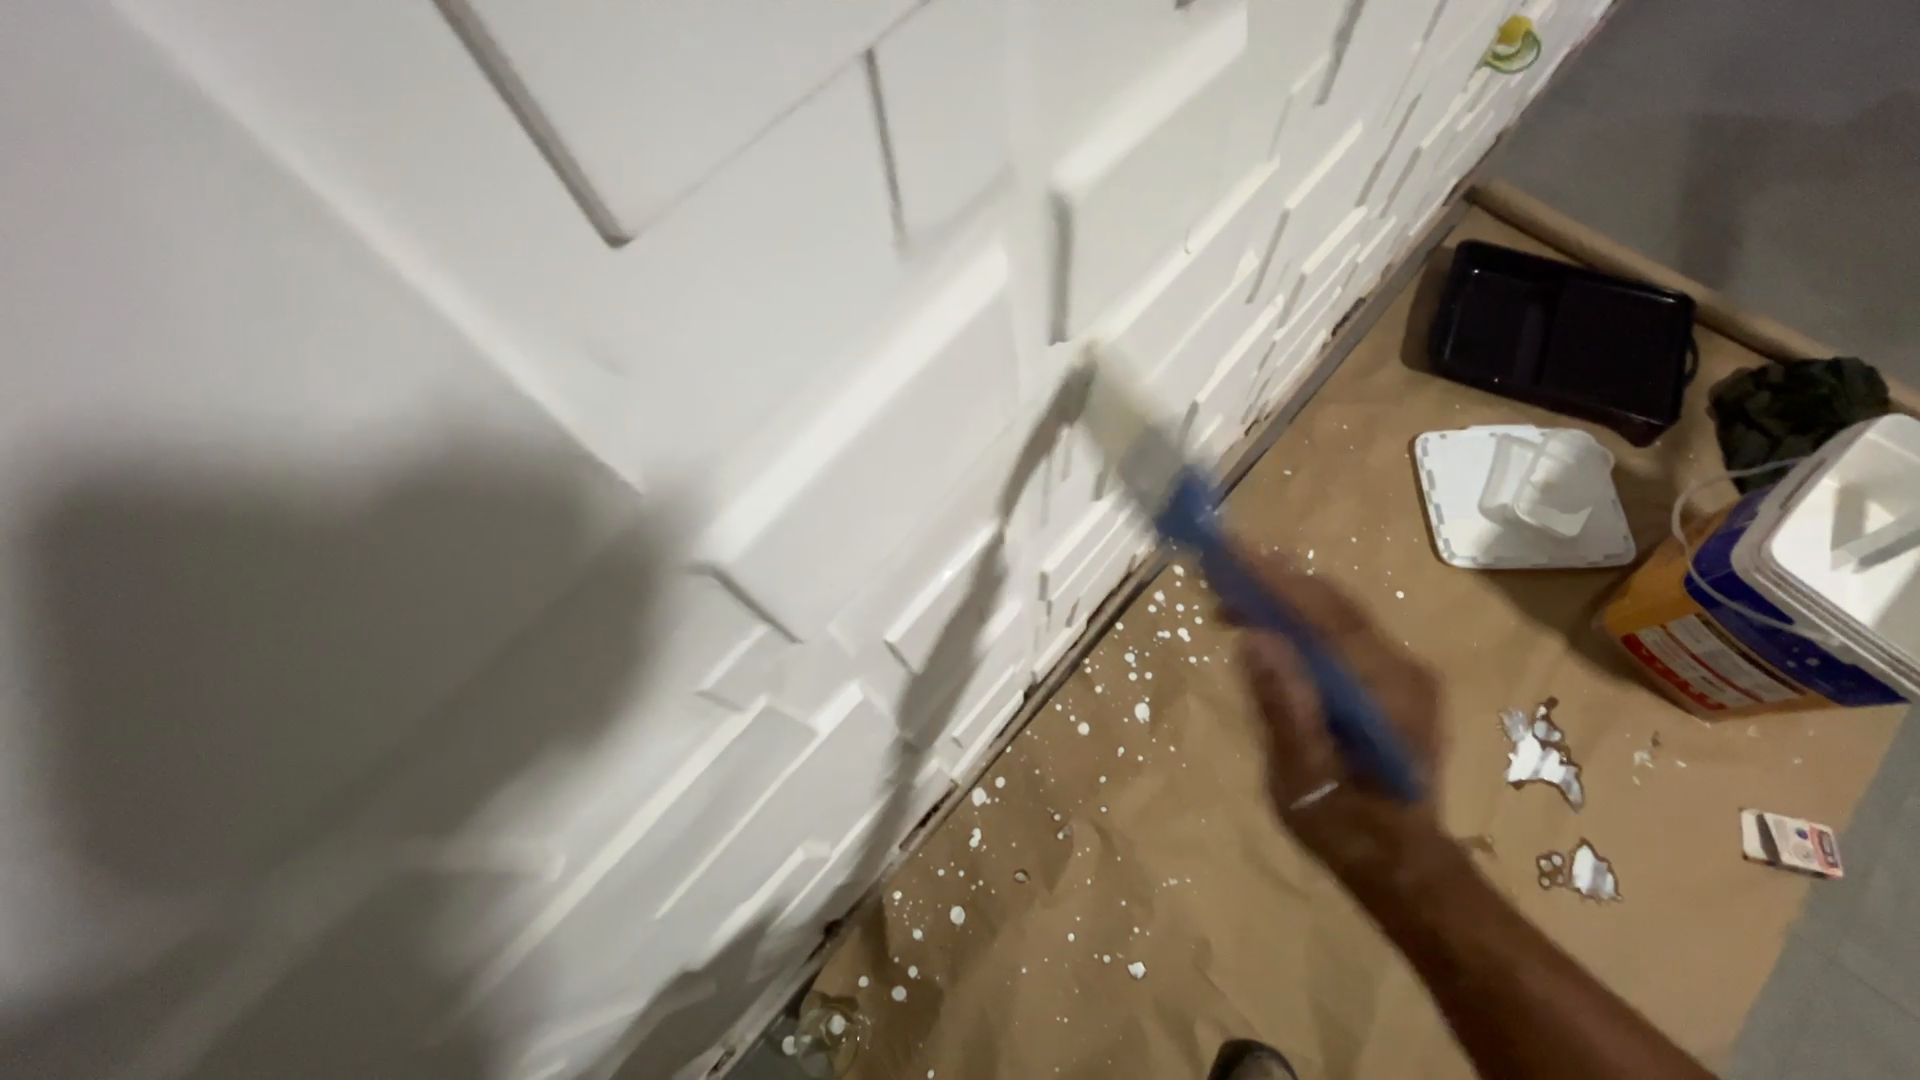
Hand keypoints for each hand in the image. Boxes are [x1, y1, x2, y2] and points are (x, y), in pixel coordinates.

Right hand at [1224, 547, 1449, 886]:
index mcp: (1387, 693)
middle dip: (1276, 579)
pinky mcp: (1393, 682)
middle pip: (1335, 605)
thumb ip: (1285, 709)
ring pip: (1339, 614)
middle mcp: (1405, 670)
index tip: (1233, 553)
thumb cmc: (1348, 831)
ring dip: (1285, 595)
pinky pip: (1342, 633)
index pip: (1328, 618)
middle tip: (1221, 563)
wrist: (1405, 865)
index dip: (1278, 582)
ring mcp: (1403, 673)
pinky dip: (1301, 618)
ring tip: (1231, 591)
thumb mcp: (1303, 780)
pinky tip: (1266, 622)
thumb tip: (1255, 640)